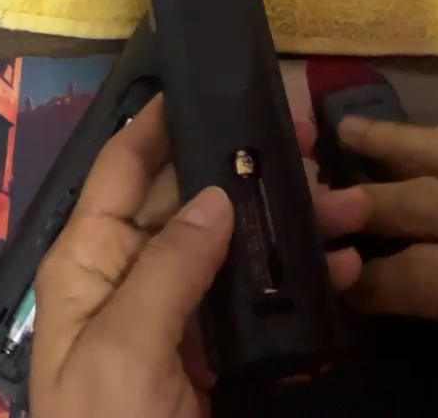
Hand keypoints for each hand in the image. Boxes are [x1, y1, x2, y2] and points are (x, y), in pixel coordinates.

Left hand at [29, 97, 366, 417]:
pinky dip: (297, 280)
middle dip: (244, 168)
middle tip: (309, 140)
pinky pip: (254, 299)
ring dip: (286, 221)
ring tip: (347, 203)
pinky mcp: (215, 354)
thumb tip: (215, 194)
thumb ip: (166, 267)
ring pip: (231, 244)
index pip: (120, 168)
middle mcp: (131, 272)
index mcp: (90, 259)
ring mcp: (176, 313)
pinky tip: (343, 266)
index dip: (156, 122)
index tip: (205, 83)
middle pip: (187, 199)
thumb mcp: (122, 353)